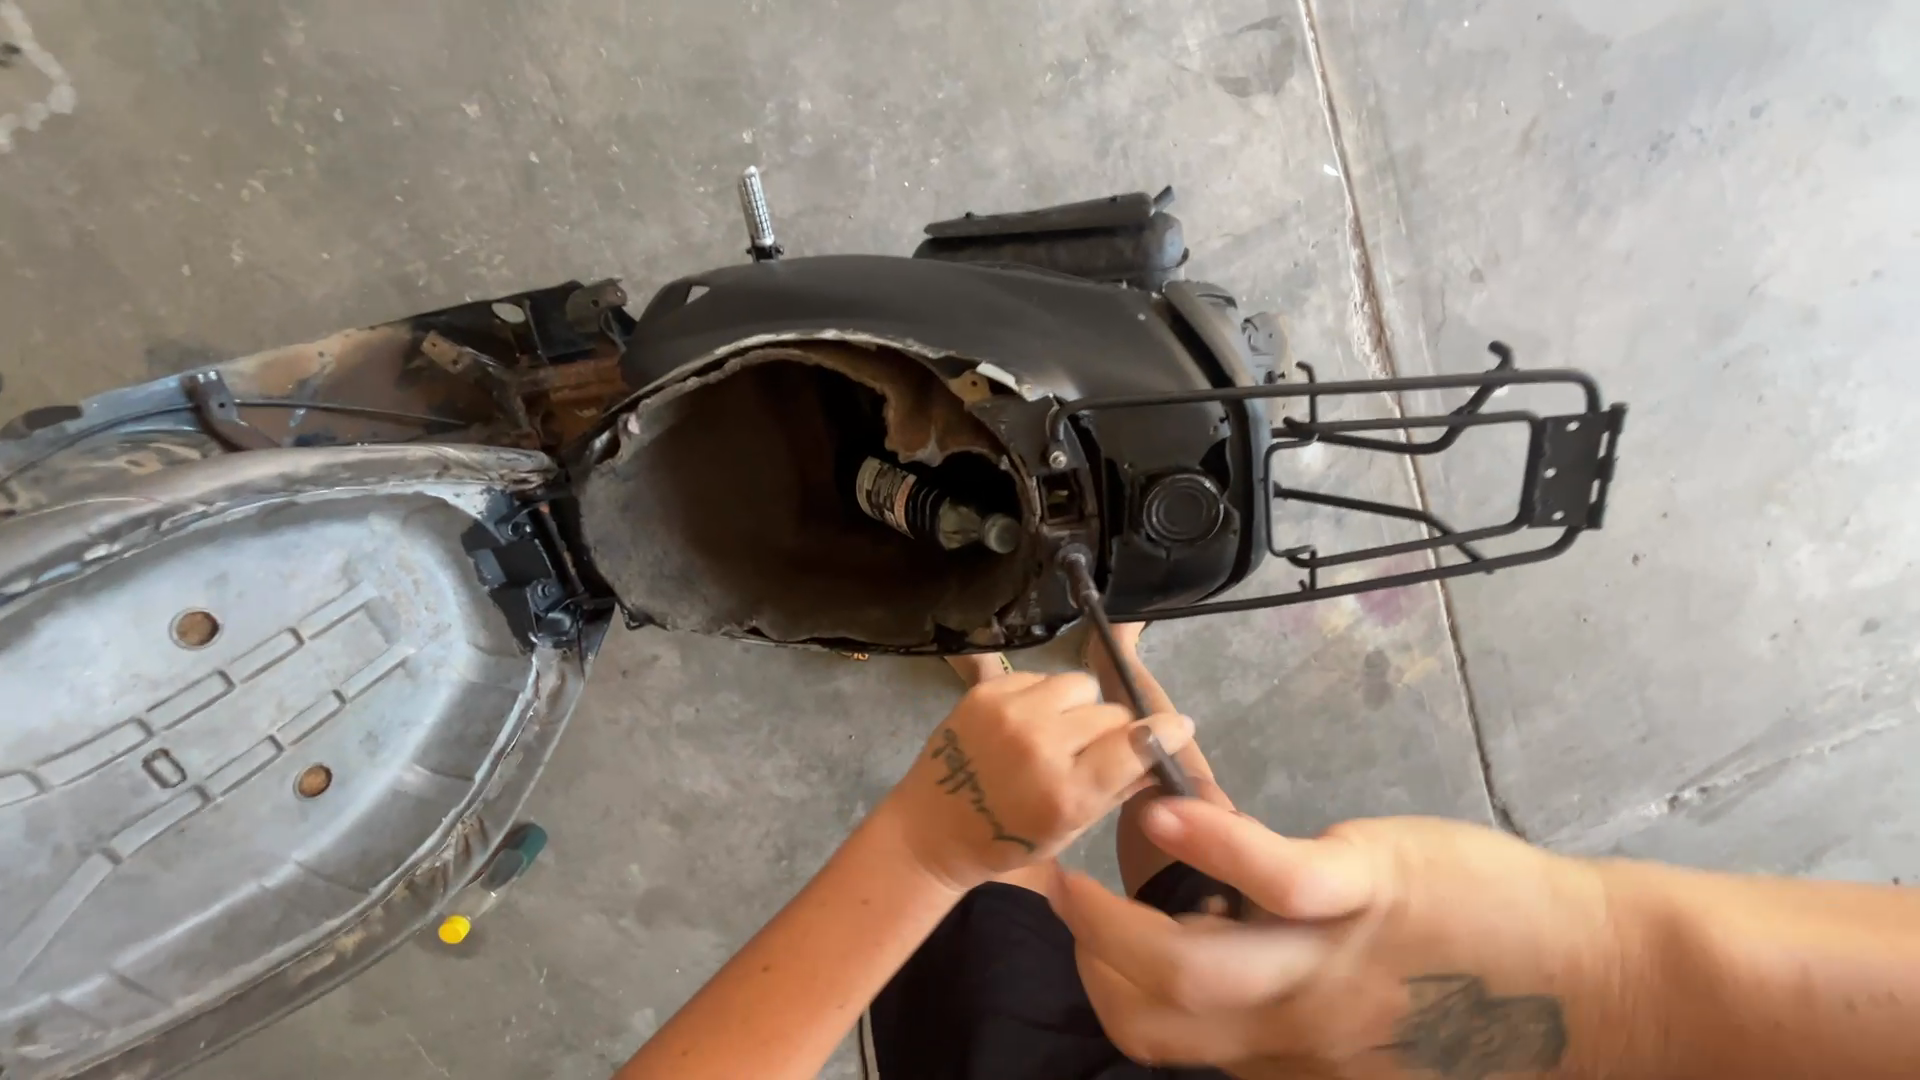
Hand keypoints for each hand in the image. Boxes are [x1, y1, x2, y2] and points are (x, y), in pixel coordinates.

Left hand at [883, 672, 1192, 891]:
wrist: (935, 827)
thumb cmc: (1007, 841)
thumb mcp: (1070, 829)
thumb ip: (1117, 788)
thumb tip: (1161, 753)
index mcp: (1066, 791)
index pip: (1135, 743)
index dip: (1163, 733)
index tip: (1177, 726)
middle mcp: (1041, 743)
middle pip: (1110, 712)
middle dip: (1113, 729)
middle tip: (1095, 747)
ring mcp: (1010, 711)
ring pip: (1079, 684)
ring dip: (1080, 706)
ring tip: (1060, 729)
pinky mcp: (986, 691)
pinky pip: (1040, 677)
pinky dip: (1043, 697)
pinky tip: (1028, 722)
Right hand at [1048, 800, 1635, 1078]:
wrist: (1609, 987)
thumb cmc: (1486, 1006)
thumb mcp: (1371, 1031)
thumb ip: (1288, 1002)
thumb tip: (1213, 934)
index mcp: (1292, 1051)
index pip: (1162, 1040)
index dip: (1105, 989)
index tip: (1086, 937)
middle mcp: (1295, 1023)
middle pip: (1155, 1014)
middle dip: (1090, 956)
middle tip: (1062, 894)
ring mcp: (1326, 959)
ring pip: (1190, 967)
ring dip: (1111, 921)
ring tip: (1076, 871)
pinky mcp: (1362, 888)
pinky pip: (1272, 876)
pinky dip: (1207, 849)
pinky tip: (1160, 815)